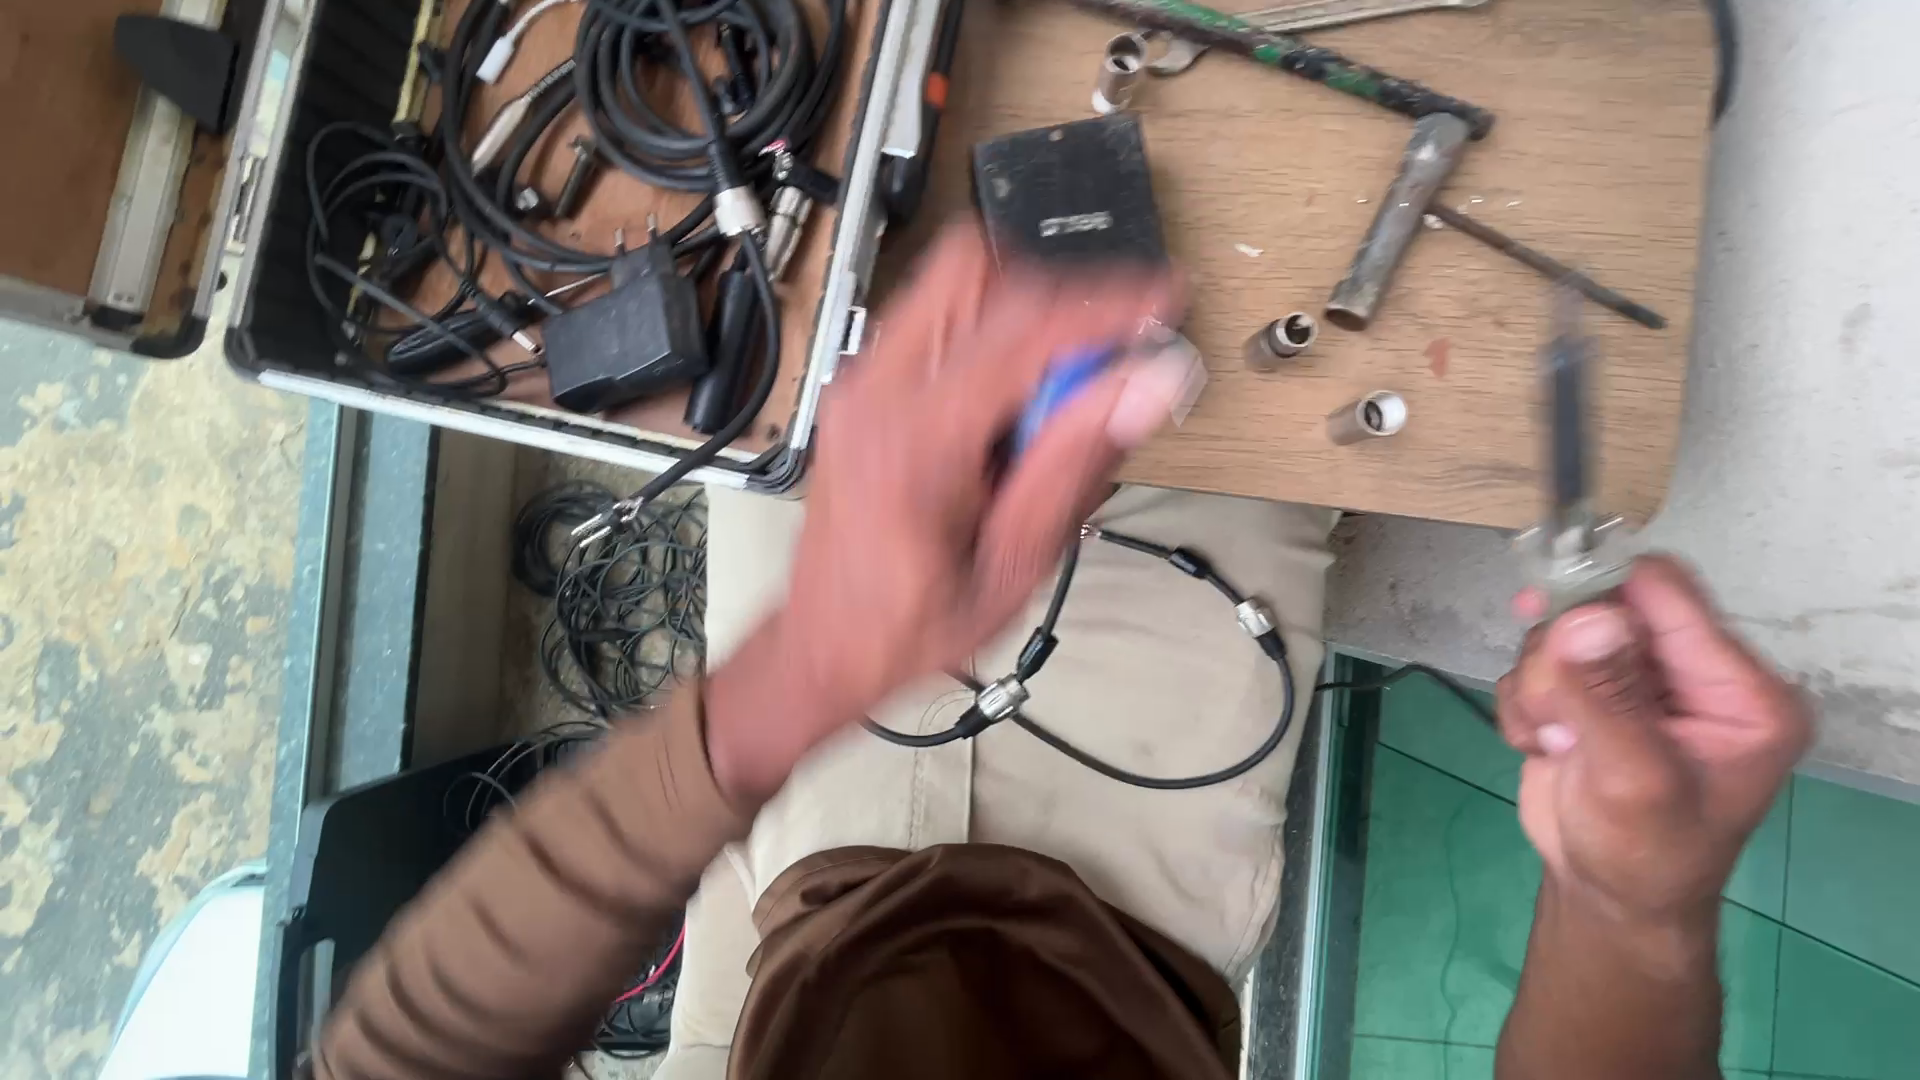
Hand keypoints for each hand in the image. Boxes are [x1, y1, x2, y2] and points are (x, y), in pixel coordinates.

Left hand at [707, 223, 1189, 799]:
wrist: (827, 641)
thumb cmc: (907, 623)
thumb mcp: (1013, 561)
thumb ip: (1077, 462)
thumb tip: (1143, 386)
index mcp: (914, 440)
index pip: (1024, 329)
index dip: (1108, 307)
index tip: (1159, 303)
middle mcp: (875, 394)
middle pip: (977, 271)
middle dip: (1057, 297)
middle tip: (1100, 357)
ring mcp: (859, 386)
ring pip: (954, 285)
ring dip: (1023, 320)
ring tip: (1051, 398)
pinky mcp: (861, 392)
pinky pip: (935, 324)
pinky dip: (989, 343)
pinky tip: (1007, 412)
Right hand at [1496, 556, 1810, 928]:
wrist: (1606, 893)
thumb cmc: (1644, 849)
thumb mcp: (1631, 777)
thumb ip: (1605, 694)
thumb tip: (1586, 614)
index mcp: (1733, 688)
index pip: (1666, 594)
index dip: (1602, 588)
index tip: (1541, 604)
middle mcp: (1683, 675)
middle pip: (1594, 611)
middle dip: (1557, 662)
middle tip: (1557, 716)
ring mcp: (1627, 684)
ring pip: (1552, 639)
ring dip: (1535, 689)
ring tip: (1554, 742)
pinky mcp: (1581, 697)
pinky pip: (1528, 668)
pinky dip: (1519, 705)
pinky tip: (1540, 744)